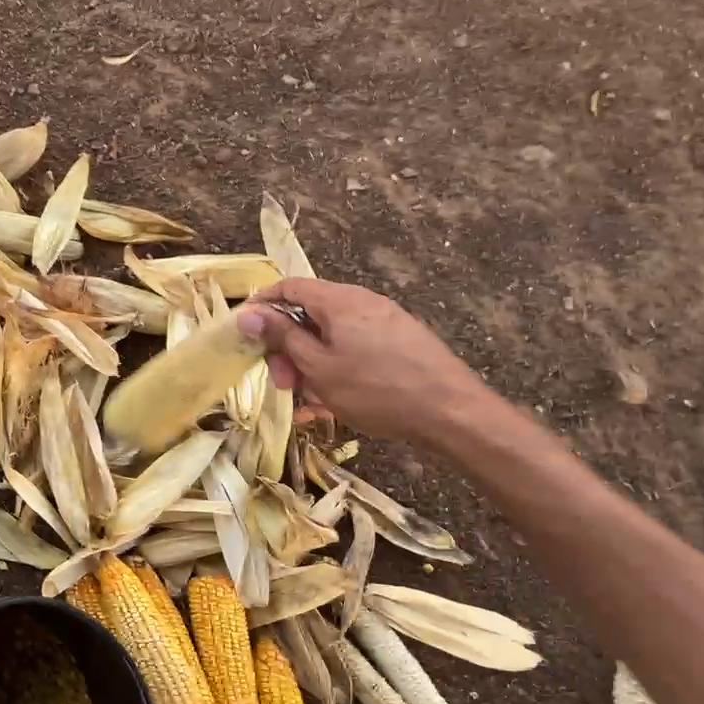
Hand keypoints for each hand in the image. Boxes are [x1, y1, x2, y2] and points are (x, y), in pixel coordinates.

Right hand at [236, 277, 501, 449]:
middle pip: (311, 312)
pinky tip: (336, 397)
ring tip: (309, 398)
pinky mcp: (404, 342)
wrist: (458, 417)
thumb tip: (248, 313)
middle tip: (281, 380)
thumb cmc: (377, 390)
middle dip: (288, 344)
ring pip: (333, 333)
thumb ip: (282, 336)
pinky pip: (357, 345)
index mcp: (339, 300)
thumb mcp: (317, 366)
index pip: (288, 286)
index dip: (262, 305)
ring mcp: (388, 321)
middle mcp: (364, 301)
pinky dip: (338, 364)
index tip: (245, 332)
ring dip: (312, 360)